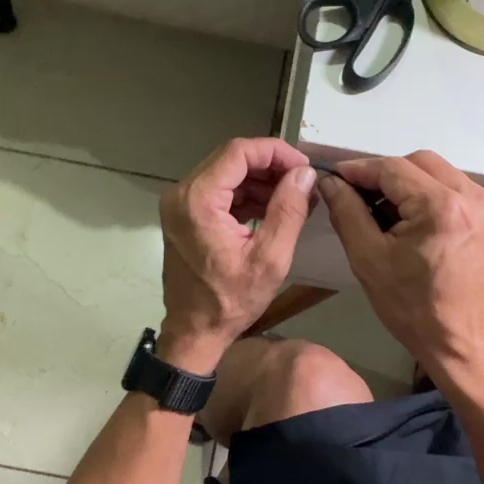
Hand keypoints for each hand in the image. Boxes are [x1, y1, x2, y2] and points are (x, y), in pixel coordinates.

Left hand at [157, 138, 316, 372]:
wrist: (194, 332)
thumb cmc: (230, 302)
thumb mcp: (270, 259)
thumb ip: (289, 211)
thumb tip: (305, 174)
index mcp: (198, 201)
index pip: (239, 152)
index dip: (276, 152)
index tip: (304, 167)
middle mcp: (181, 195)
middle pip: (230, 159)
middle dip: (270, 166)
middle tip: (302, 182)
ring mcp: (179, 205)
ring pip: (225, 174)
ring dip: (259, 181)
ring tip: (293, 197)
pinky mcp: (183, 216)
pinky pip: (217, 192)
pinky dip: (244, 195)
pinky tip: (272, 209)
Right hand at [318, 151, 483, 373]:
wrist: (460, 341)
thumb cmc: (411, 308)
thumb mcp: (368, 259)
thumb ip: (347, 212)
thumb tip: (330, 181)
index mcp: (441, 208)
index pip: (392, 168)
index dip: (359, 169)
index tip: (334, 176)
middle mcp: (472, 197)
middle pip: (418, 162)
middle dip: (385, 174)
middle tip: (358, 197)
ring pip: (437, 172)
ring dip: (406, 183)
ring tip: (382, 212)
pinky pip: (452, 188)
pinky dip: (427, 195)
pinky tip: (408, 220)